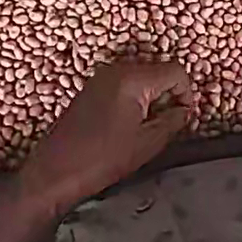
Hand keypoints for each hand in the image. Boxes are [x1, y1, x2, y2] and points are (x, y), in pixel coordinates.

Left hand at [18, 62, 192, 210]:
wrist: (54, 171)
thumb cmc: (102, 158)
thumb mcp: (149, 142)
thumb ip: (174, 120)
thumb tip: (184, 110)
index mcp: (133, 79)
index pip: (176, 72)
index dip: (187, 94)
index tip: (183, 118)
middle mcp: (117, 70)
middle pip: (160, 72)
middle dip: (170, 96)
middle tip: (168, 124)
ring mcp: (102, 78)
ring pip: (144, 78)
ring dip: (154, 99)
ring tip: (148, 128)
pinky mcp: (93, 89)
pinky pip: (127, 85)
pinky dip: (137, 99)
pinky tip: (130, 125)